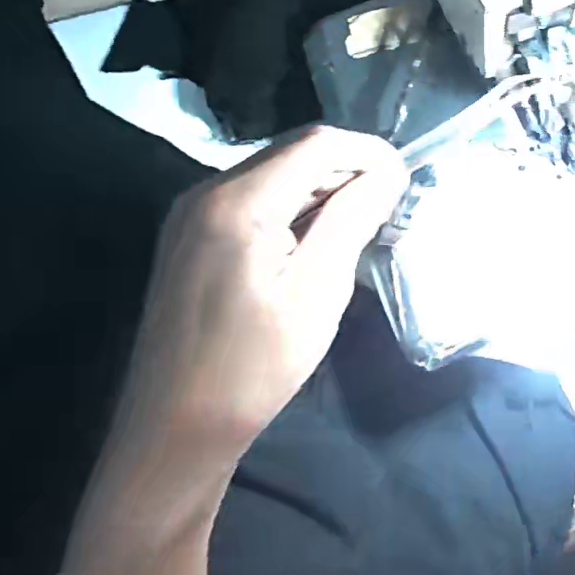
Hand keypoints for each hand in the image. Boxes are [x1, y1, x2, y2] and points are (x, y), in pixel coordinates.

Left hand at [123, 124, 407, 454]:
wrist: (171, 430)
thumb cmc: (251, 370)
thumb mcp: (317, 294)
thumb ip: (352, 221)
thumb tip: (387, 173)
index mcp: (238, 203)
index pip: (316, 144)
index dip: (367, 151)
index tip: (403, 177)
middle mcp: (207, 189)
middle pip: (293, 150)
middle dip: (346, 165)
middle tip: (387, 201)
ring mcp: (192, 209)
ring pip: (274, 168)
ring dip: (321, 182)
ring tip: (359, 216)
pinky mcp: (190, 229)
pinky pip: (252, 192)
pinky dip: (292, 200)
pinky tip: (314, 231)